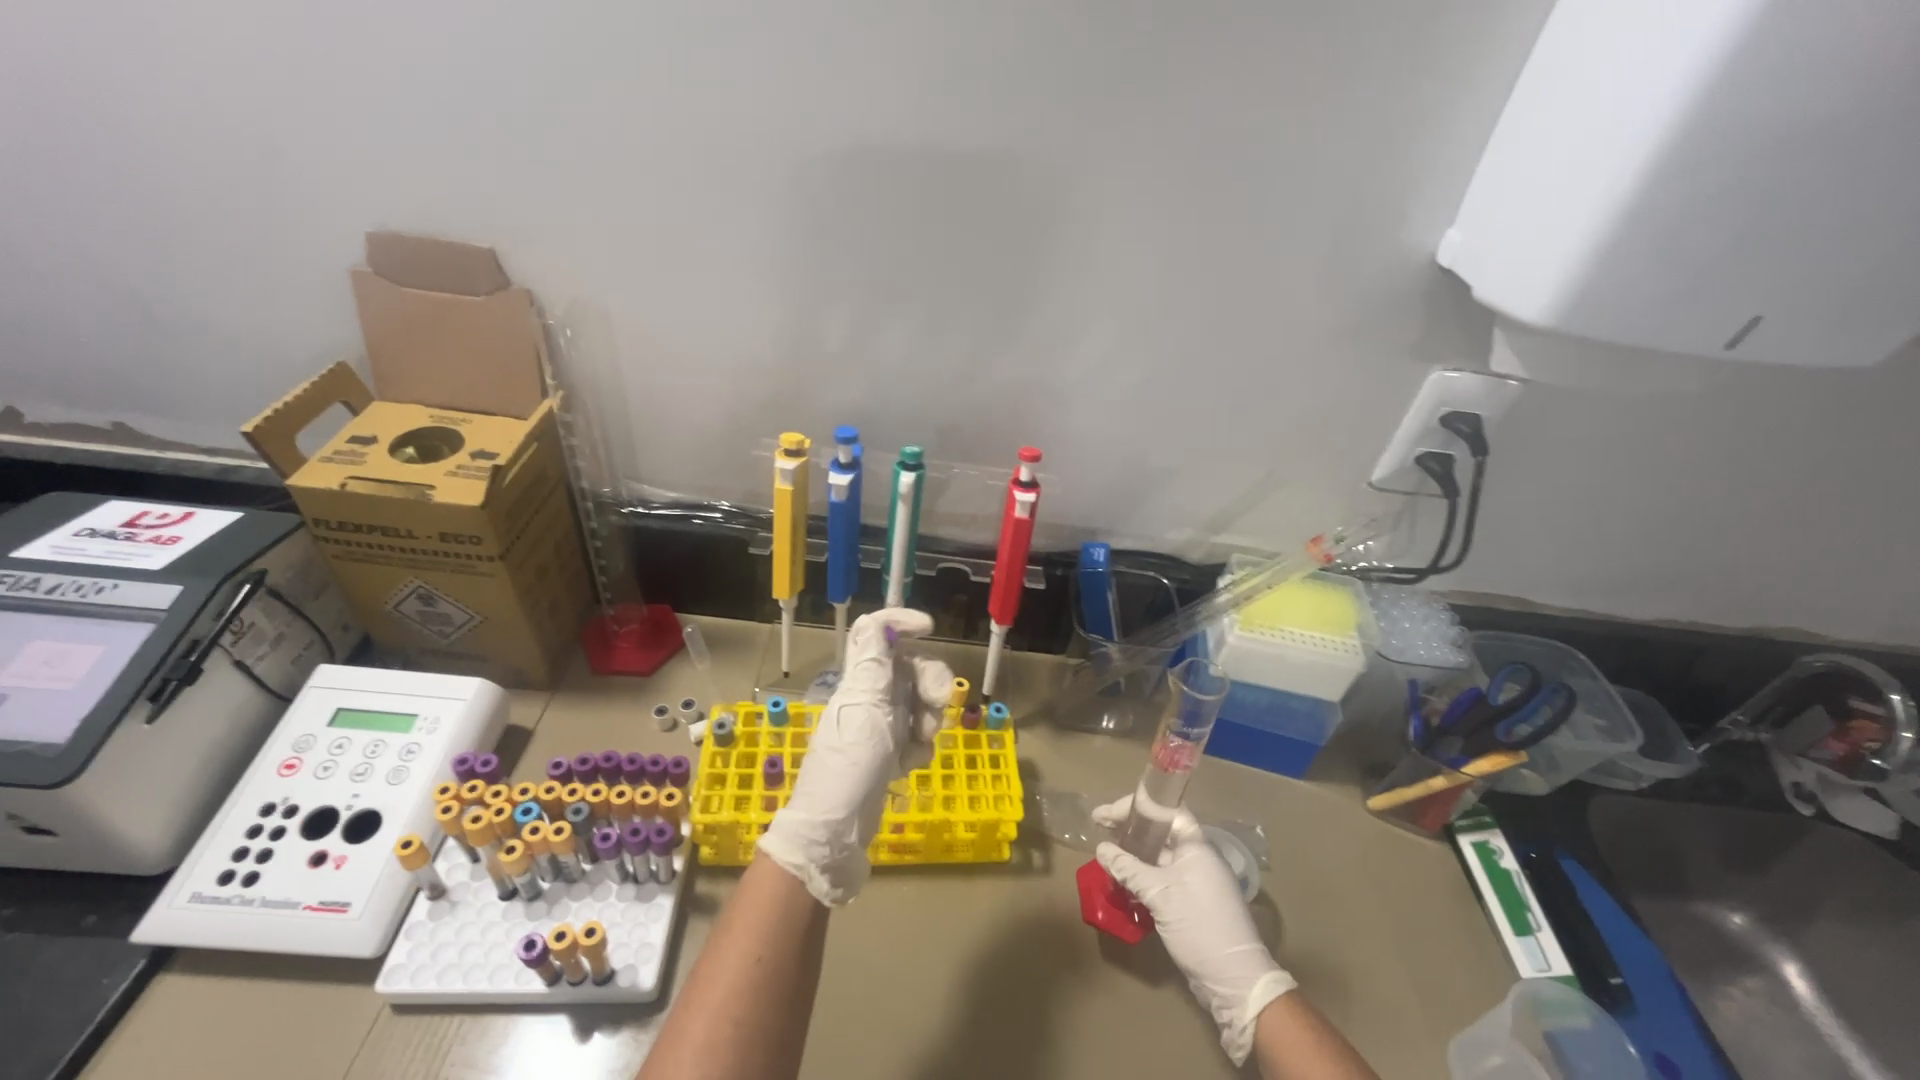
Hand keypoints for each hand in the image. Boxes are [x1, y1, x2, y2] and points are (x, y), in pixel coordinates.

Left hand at [758, 609, 953, 905]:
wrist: (836, 830)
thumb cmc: (850, 765)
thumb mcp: (866, 710)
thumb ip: (875, 666)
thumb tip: (877, 622)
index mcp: (861, 680)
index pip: (875, 633)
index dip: (900, 623)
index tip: (929, 629)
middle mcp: (870, 697)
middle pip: (911, 669)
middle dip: (931, 686)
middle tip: (935, 709)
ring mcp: (880, 726)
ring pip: (920, 704)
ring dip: (928, 721)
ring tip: (919, 745)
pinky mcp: (888, 753)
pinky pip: (917, 737)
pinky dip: (919, 749)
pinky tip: (909, 766)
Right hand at [1094, 796, 1296, 1065]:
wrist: (1233, 978)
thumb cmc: (1200, 926)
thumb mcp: (1160, 895)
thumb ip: (1129, 869)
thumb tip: (1101, 849)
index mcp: (1196, 846)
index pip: (1165, 811)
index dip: (1136, 807)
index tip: (1105, 814)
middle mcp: (1197, 858)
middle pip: (1160, 833)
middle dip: (1130, 829)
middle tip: (1099, 830)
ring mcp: (1195, 881)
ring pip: (1158, 858)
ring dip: (1133, 855)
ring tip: (1106, 856)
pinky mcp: (1189, 903)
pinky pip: (1161, 879)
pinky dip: (1141, 877)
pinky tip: (1122, 883)